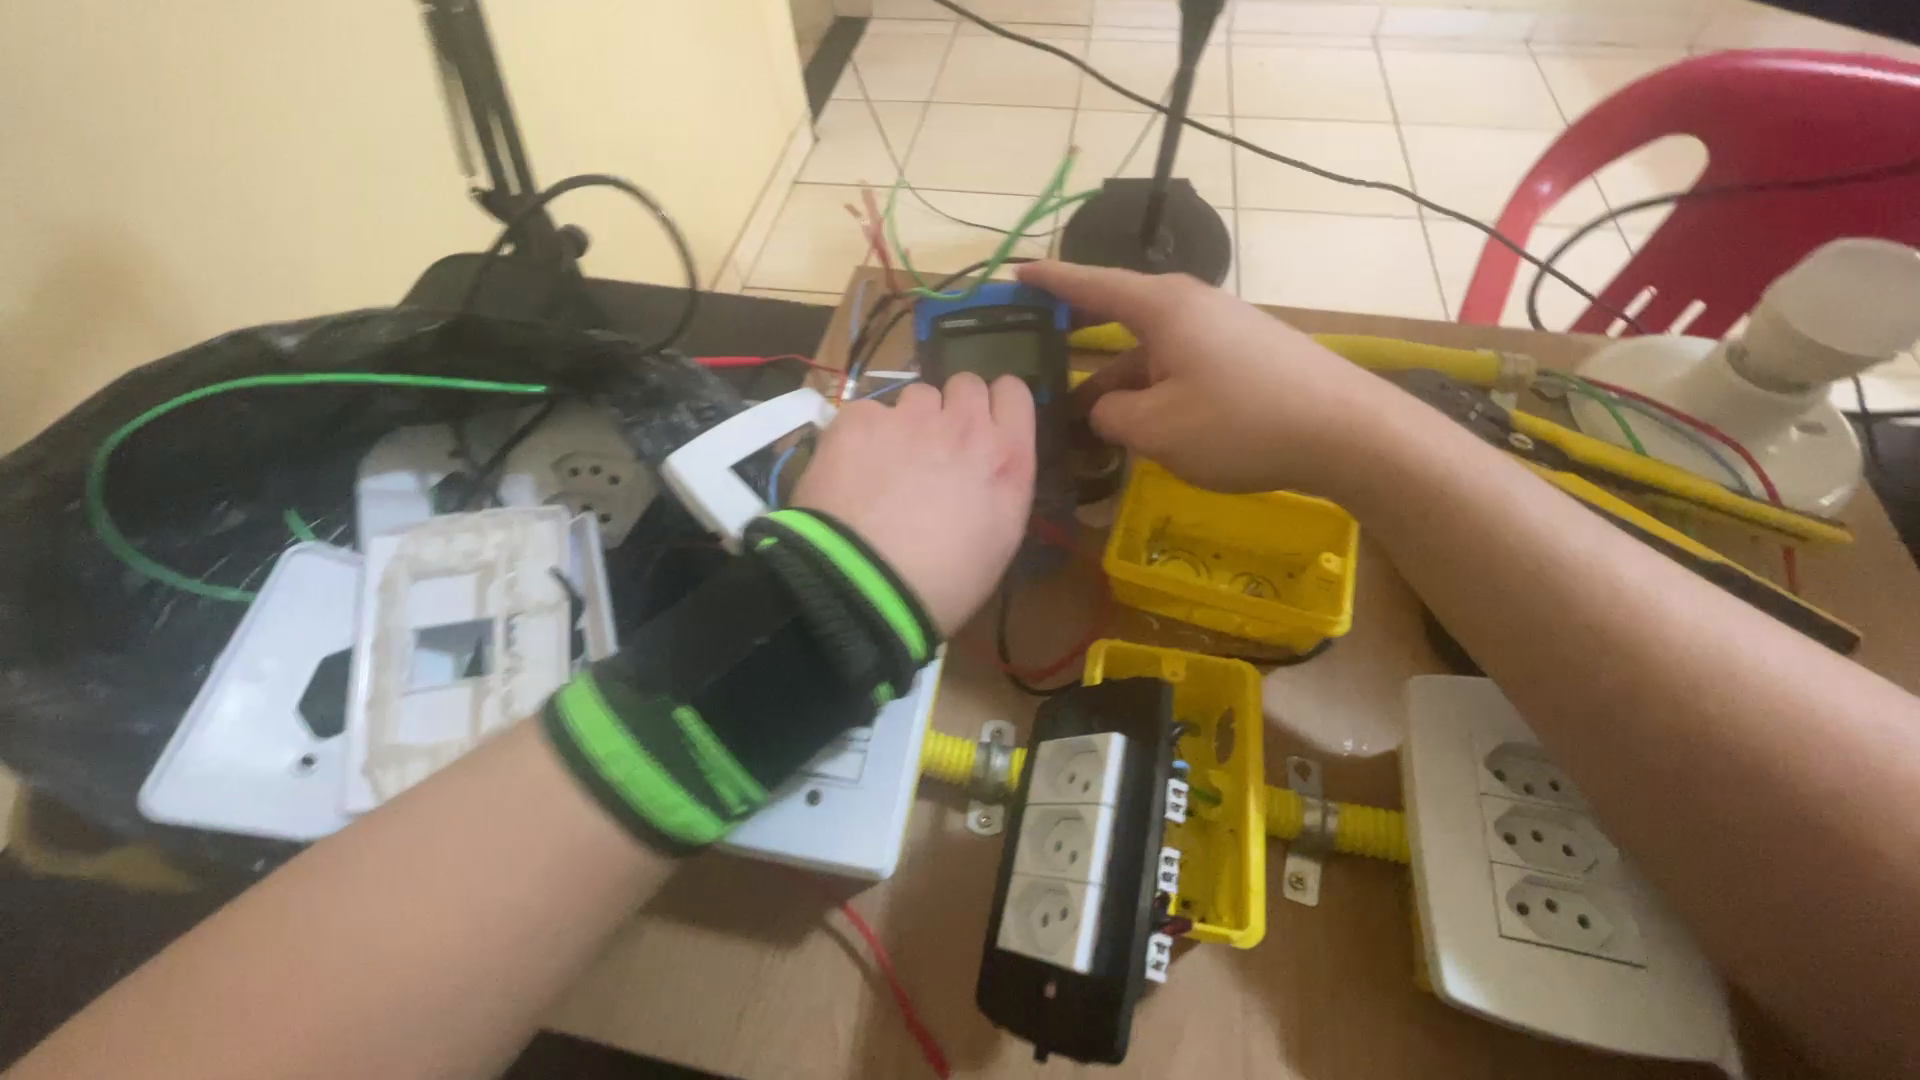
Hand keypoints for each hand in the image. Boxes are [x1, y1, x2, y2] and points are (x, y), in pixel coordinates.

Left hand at [794, 374, 1036, 634]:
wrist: (865, 587)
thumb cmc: (943, 584)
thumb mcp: (998, 542)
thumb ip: (998, 488)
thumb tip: (981, 473)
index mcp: (1008, 458)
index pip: (1014, 393)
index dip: (996, 407)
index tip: (984, 428)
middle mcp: (965, 426)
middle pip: (965, 385)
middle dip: (952, 409)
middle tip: (934, 449)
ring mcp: (910, 417)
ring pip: (915, 395)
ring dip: (908, 421)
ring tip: (887, 465)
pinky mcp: (859, 419)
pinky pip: (867, 411)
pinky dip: (862, 435)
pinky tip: (851, 472)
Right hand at [1020, 260, 1391, 493]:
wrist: (1347, 432)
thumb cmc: (1241, 422)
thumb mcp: (1156, 429)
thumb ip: (1111, 416)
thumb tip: (1104, 409)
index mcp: (1161, 307)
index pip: (1090, 284)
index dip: (1049, 281)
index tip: (1014, 273)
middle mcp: (1189, 308)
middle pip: (1117, 321)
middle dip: (1077, 346)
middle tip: (1038, 360)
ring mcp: (1219, 332)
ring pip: (1147, 355)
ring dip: (1114, 385)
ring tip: (1082, 424)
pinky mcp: (1241, 359)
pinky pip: (1177, 369)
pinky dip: (1150, 393)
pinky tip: (1139, 428)